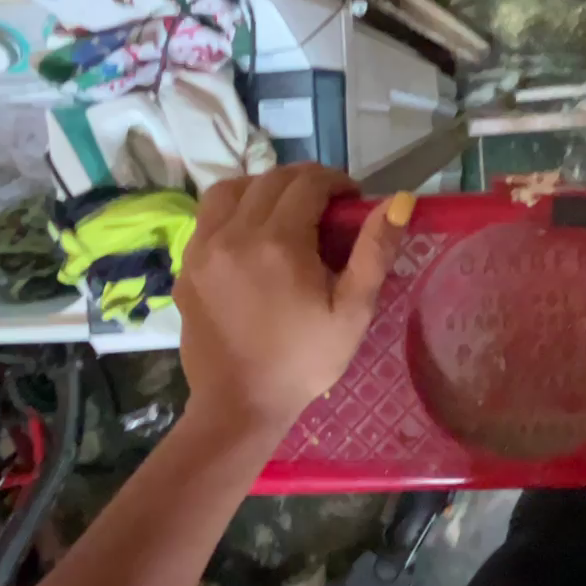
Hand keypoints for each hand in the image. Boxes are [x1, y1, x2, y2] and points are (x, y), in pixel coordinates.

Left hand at [173, 164, 414, 444]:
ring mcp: (202, 250)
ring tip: (286, 212)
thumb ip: (375, 250)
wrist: (239, 406)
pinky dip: (234, 212)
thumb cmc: (305, 360)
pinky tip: (254, 239)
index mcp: (279, 242)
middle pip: (271, 179)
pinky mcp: (186, 268)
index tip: (354, 202)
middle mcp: (234, 234)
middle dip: (305, 182)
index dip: (337, 182)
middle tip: (329, 207)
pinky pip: (208, 218)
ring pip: (231, 189)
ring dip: (263, 188)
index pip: (308, 182)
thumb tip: (399, 201)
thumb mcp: (353, 310)